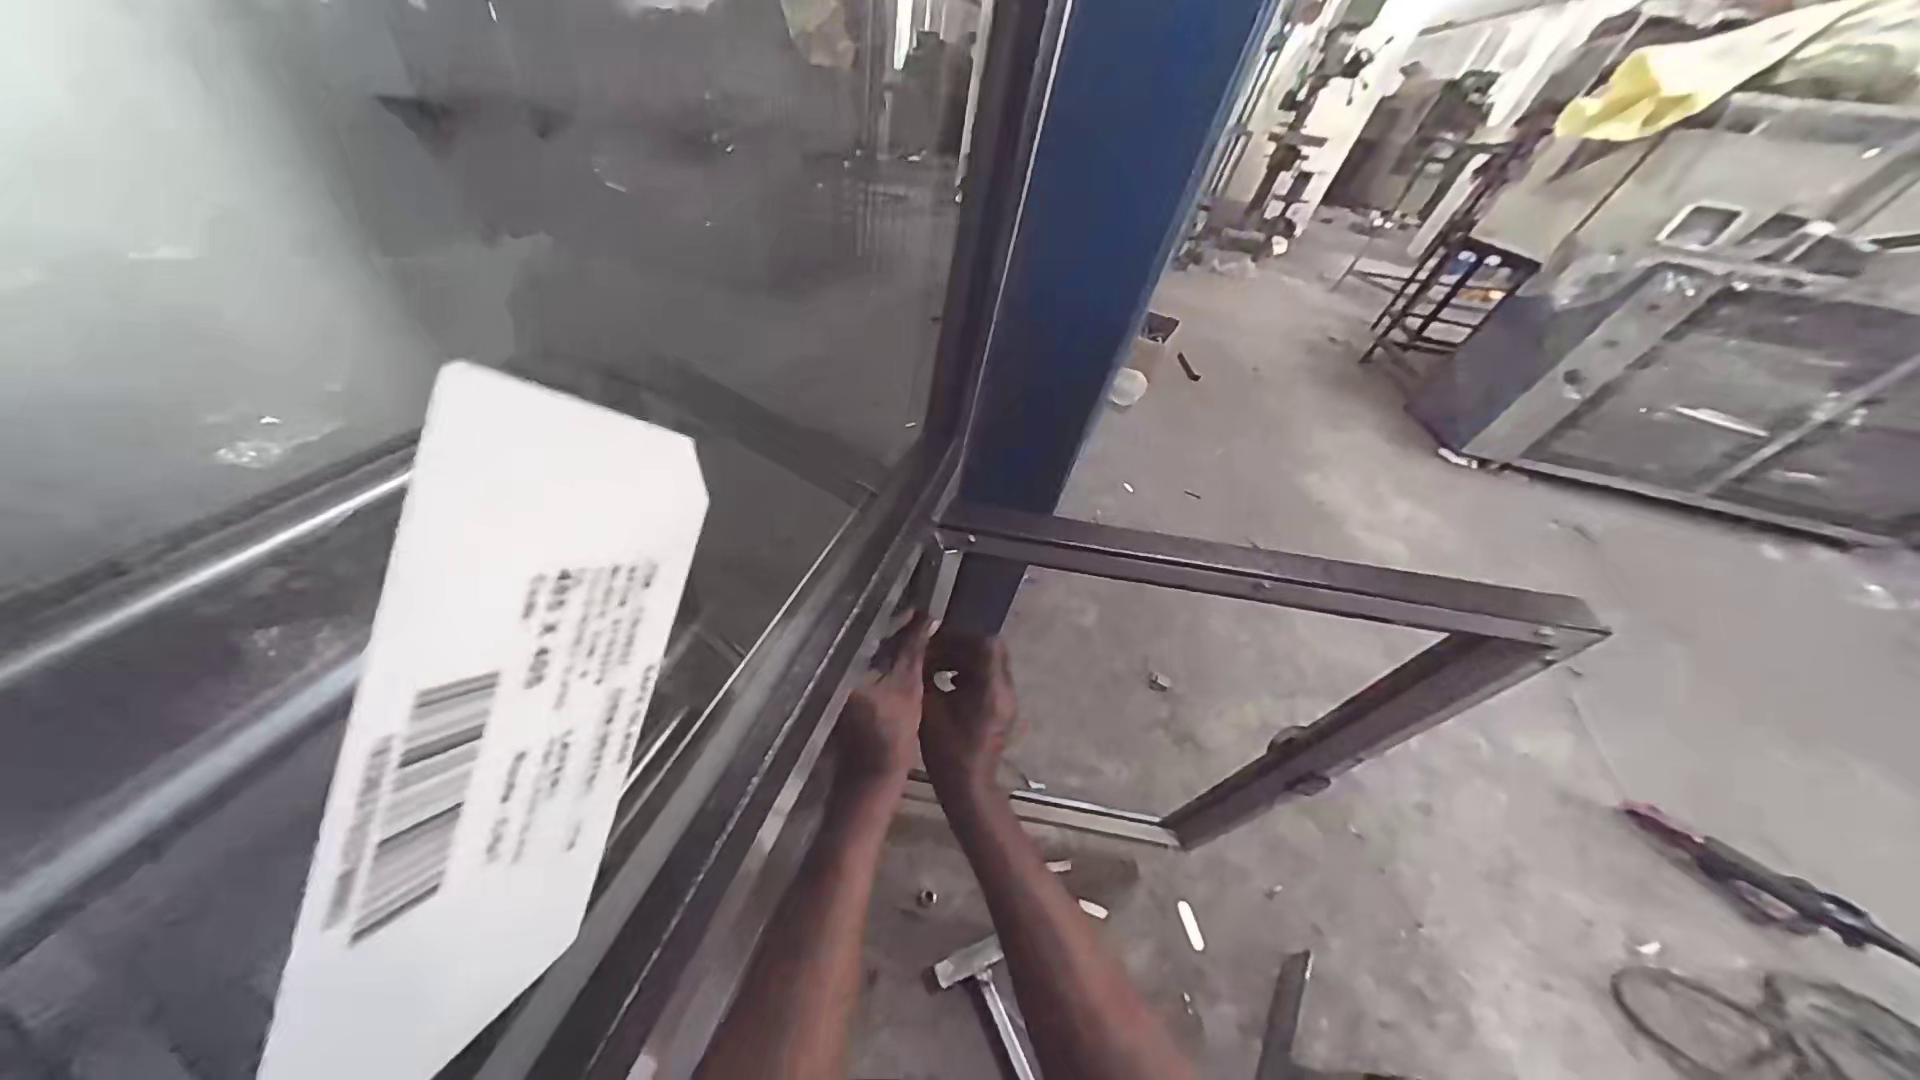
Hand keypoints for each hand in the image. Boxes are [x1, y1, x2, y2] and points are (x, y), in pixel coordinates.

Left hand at [835, 611, 932, 791]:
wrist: (872, 771)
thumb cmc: (893, 730)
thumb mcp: (909, 684)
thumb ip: (914, 647)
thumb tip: (927, 617)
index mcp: (846, 660)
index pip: (871, 625)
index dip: (897, 617)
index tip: (917, 613)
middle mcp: (834, 664)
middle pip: (865, 634)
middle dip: (891, 628)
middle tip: (917, 622)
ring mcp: (834, 677)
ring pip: (864, 648)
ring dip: (886, 642)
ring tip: (911, 637)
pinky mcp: (839, 688)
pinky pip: (861, 662)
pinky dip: (878, 658)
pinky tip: (897, 658)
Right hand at [919, 630, 1018, 795]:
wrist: (969, 786)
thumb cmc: (947, 751)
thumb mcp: (930, 709)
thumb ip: (926, 676)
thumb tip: (918, 652)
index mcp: (991, 689)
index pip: (987, 643)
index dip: (961, 636)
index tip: (938, 637)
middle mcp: (1006, 690)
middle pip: (992, 649)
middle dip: (963, 644)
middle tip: (936, 649)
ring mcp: (1009, 699)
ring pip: (991, 662)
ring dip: (966, 658)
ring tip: (938, 665)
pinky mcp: (1004, 707)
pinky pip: (991, 677)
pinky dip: (971, 672)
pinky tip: (948, 682)